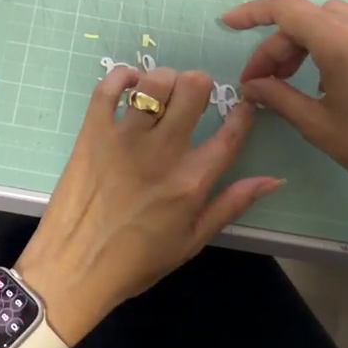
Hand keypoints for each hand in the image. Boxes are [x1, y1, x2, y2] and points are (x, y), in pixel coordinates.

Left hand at [15, 63, 281, 342]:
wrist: (74, 270)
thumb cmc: (135, 263)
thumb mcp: (192, 241)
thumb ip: (231, 205)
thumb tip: (274, 180)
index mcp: (192, 181)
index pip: (231, 132)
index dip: (243, 113)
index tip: (242, 107)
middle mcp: (162, 152)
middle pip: (194, 89)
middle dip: (201, 86)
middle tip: (194, 99)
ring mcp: (124, 139)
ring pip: (154, 82)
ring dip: (165, 80)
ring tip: (163, 93)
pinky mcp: (92, 133)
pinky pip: (108, 88)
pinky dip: (122, 77)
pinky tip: (130, 86)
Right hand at [221, 0, 347, 216]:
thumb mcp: (317, 125)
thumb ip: (278, 96)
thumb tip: (252, 86)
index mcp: (343, 43)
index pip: (287, 9)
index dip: (252, 13)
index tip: (229, 25)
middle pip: (308, 16)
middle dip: (279, 43)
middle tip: (263, 82)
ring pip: (333, 19)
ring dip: (306, 42)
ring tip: (296, 80)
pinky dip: (333, 44)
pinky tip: (330, 80)